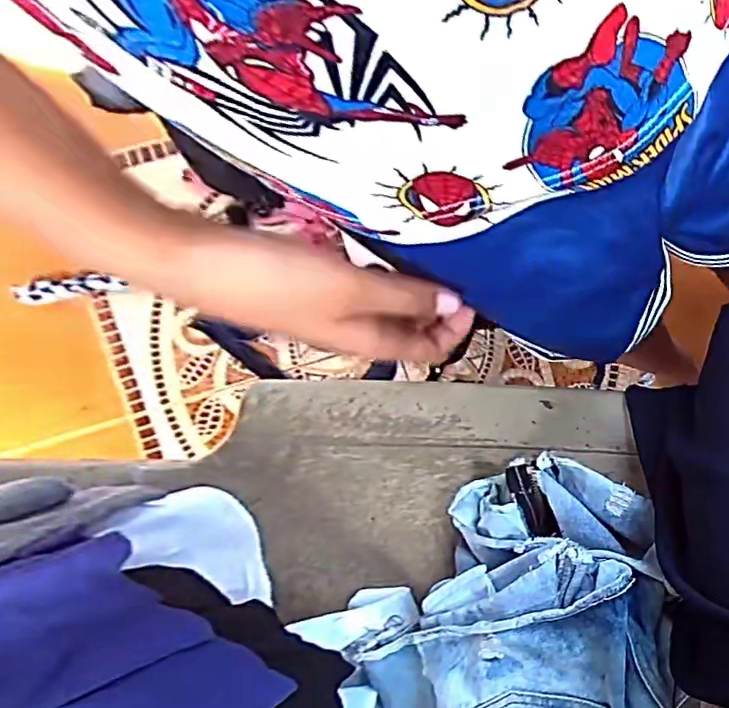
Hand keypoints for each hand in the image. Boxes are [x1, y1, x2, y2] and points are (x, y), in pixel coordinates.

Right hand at [160, 219, 474, 373]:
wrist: (174, 254)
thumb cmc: (267, 278)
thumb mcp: (355, 288)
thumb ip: (407, 297)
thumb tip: (454, 304)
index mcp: (371, 343)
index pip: (432, 350)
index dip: (456, 331)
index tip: (469, 303)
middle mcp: (351, 332)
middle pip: (410, 329)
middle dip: (435, 309)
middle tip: (449, 281)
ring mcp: (323, 310)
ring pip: (381, 306)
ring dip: (403, 290)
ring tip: (415, 266)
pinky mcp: (297, 285)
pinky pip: (350, 286)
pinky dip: (368, 274)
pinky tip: (365, 253)